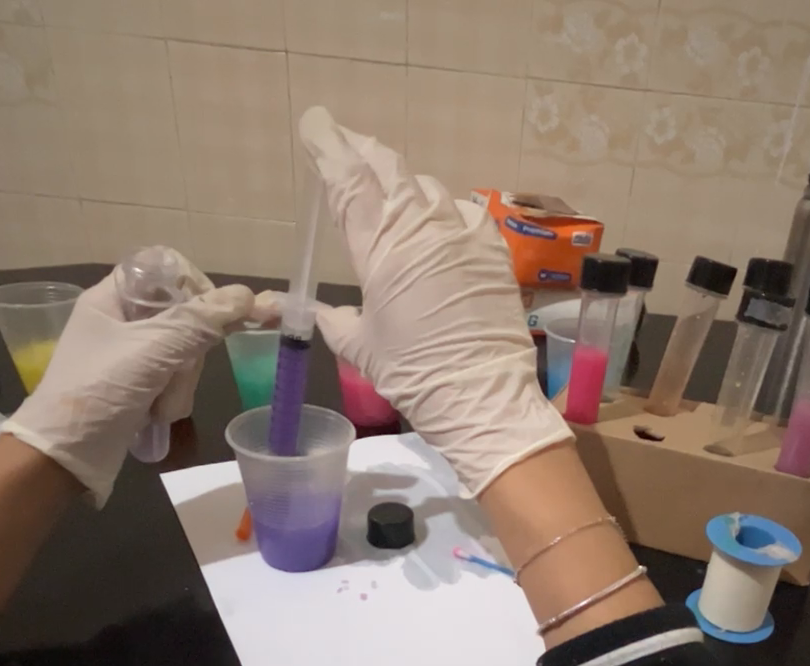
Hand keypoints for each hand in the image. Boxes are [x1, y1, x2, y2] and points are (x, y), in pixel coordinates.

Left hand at [1, 250, 252, 505]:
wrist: (66, 454)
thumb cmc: (98, 391)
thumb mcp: (152, 351)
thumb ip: (200, 322)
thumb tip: (247, 295)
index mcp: (113, 297)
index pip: (167, 270)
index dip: (194, 288)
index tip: (210, 317)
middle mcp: (124, 320)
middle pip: (184, 316)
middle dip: (189, 351)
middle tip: (176, 372)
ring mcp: (134, 355)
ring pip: (186, 352)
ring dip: (182, 382)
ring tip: (162, 404)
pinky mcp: (142, 385)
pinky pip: (177, 378)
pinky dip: (175, 397)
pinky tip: (160, 413)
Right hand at [298, 106, 569, 496]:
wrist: (481, 396)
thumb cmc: (414, 374)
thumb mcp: (361, 349)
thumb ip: (336, 320)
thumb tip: (321, 311)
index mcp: (379, 249)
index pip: (348, 180)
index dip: (329, 146)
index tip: (317, 126)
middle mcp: (420, 230)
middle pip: (388, 169)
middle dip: (363, 151)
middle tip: (349, 147)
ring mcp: (461, 235)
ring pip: (427, 188)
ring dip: (405, 186)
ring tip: (395, 196)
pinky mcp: (492, 250)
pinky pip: (465, 212)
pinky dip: (446, 211)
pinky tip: (441, 225)